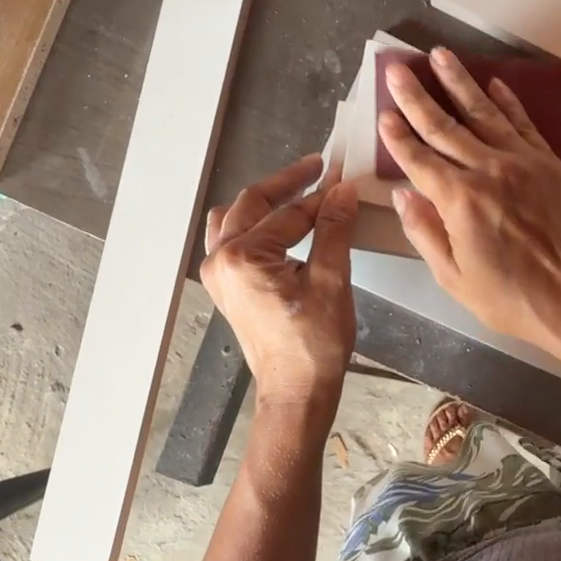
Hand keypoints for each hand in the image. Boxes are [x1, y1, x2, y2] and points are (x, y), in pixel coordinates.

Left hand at [199, 154, 357, 414]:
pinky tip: (277, 225)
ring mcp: (218, 275)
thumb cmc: (315, 344)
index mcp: (243, 257)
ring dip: (264, 203)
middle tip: (318, 169)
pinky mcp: (226, 289)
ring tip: (297, 192)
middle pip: (252, 205)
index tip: (343, 177)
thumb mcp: (331, 281)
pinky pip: (231, 240)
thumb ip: (333, 230)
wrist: (296, 391)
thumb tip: (342, 191)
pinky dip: (253, 225)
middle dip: (287, 186)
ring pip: (234, 219)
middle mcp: (220, 260)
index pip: (288, 213)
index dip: (320, 195)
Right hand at [377, 48, 560, 363]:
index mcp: (459, 201)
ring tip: (439, 56)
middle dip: (416, 97)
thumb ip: (425, 232)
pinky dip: (507, 103)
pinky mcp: (548, 165)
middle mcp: (488, 172)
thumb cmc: (509, 298)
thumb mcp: (453, 277)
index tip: (383, 114)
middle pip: (445, 127)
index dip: (398, 137)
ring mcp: (522, 164)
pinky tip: (494, 84)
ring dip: (459, 83)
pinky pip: (523, 124)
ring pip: (483, 113)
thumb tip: (404, 195)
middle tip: (397, 68)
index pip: (419, 159)